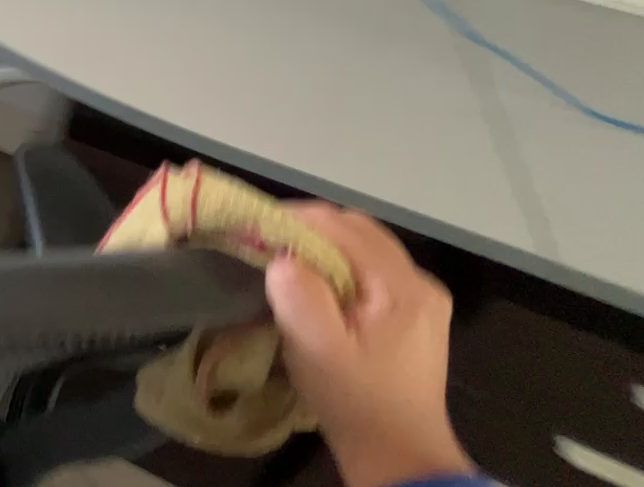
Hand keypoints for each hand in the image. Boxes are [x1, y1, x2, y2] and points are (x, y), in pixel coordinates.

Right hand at [266, 203, 474, 486]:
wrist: (397, 450)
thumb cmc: (352, 395)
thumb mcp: (315, 346)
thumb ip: (298, 293)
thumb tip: (281, 257)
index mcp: (400, 286)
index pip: (335, 224)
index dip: (287, 218)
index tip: (248, 230)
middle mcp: (418, 281)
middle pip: (352, 225)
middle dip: (303, 224)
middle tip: (262, 240)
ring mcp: (420, 295)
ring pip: (361, 240)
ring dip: (318, 239)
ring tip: (283, 257)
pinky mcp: (412, 308)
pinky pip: (368, 261)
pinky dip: (335, 256)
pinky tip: (314, 280)